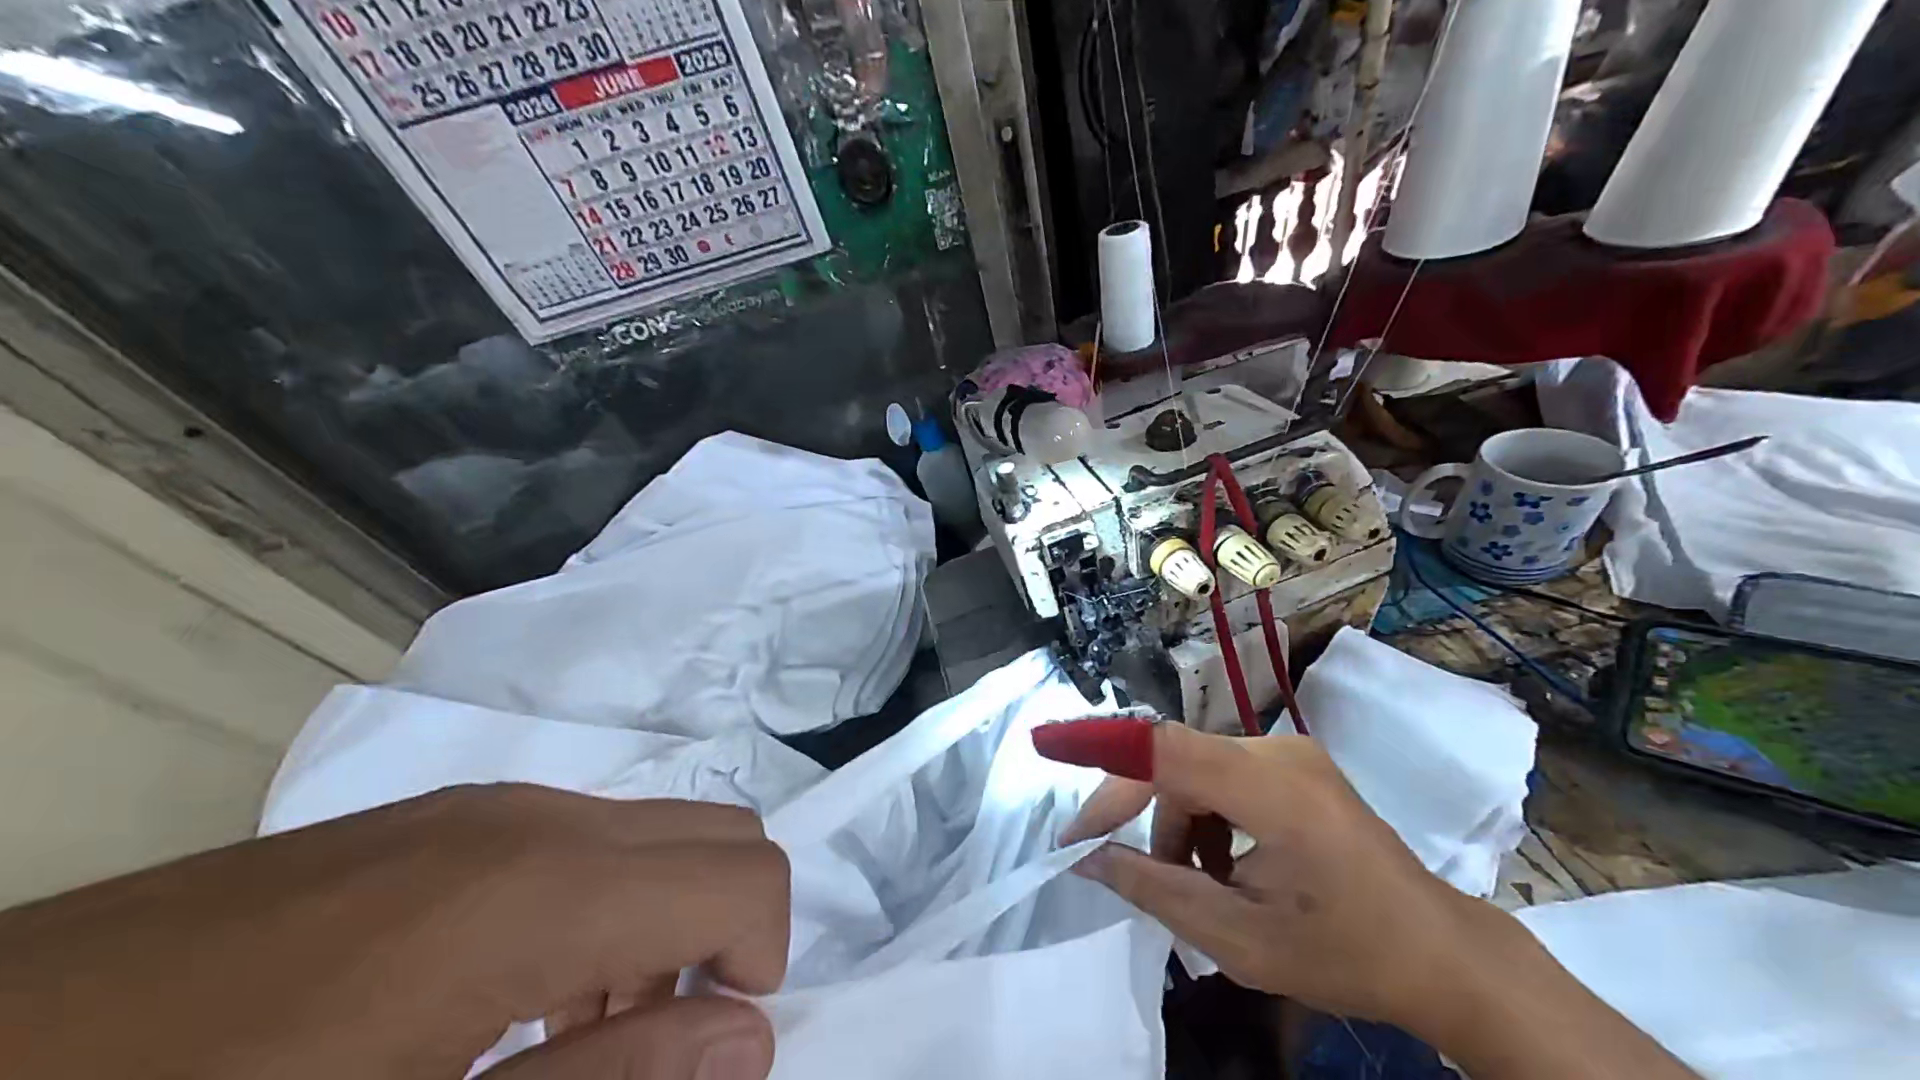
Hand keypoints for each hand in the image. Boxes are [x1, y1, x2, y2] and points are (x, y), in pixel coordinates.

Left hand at [0, 785, 789, 1079]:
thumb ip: (614, 1079)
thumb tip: (748, 1040)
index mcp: (548, 888)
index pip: (745, 874)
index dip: (762, 957)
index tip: (716, 1041)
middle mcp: (540, 815)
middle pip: (721, 831)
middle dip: (728, 927)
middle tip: (660, 1033)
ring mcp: (486, 803)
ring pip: (655, 829)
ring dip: (663, 917)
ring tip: (580, 1025)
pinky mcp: (440, 812)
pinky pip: (579, 834)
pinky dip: (599, 901)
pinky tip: (512, 989)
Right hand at [1061, 724, 1476, 1027]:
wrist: (1441, 953)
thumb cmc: (1345, 953)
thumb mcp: (1238, 938)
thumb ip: (1154, 889)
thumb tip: (1089, 859)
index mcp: (1272, 790)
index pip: (1164, 747)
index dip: (1099, 742)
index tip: (1046, 748)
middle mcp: (1276, 751)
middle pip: (1172, 760)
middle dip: (1134, 811)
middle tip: (1103, 859)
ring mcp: (1288, 753)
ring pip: (1193, 771)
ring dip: (1174, 824)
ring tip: (1188, 884)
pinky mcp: (1293, 766)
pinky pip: (1220, 777)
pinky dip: (1203, 818)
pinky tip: (1220, 866)